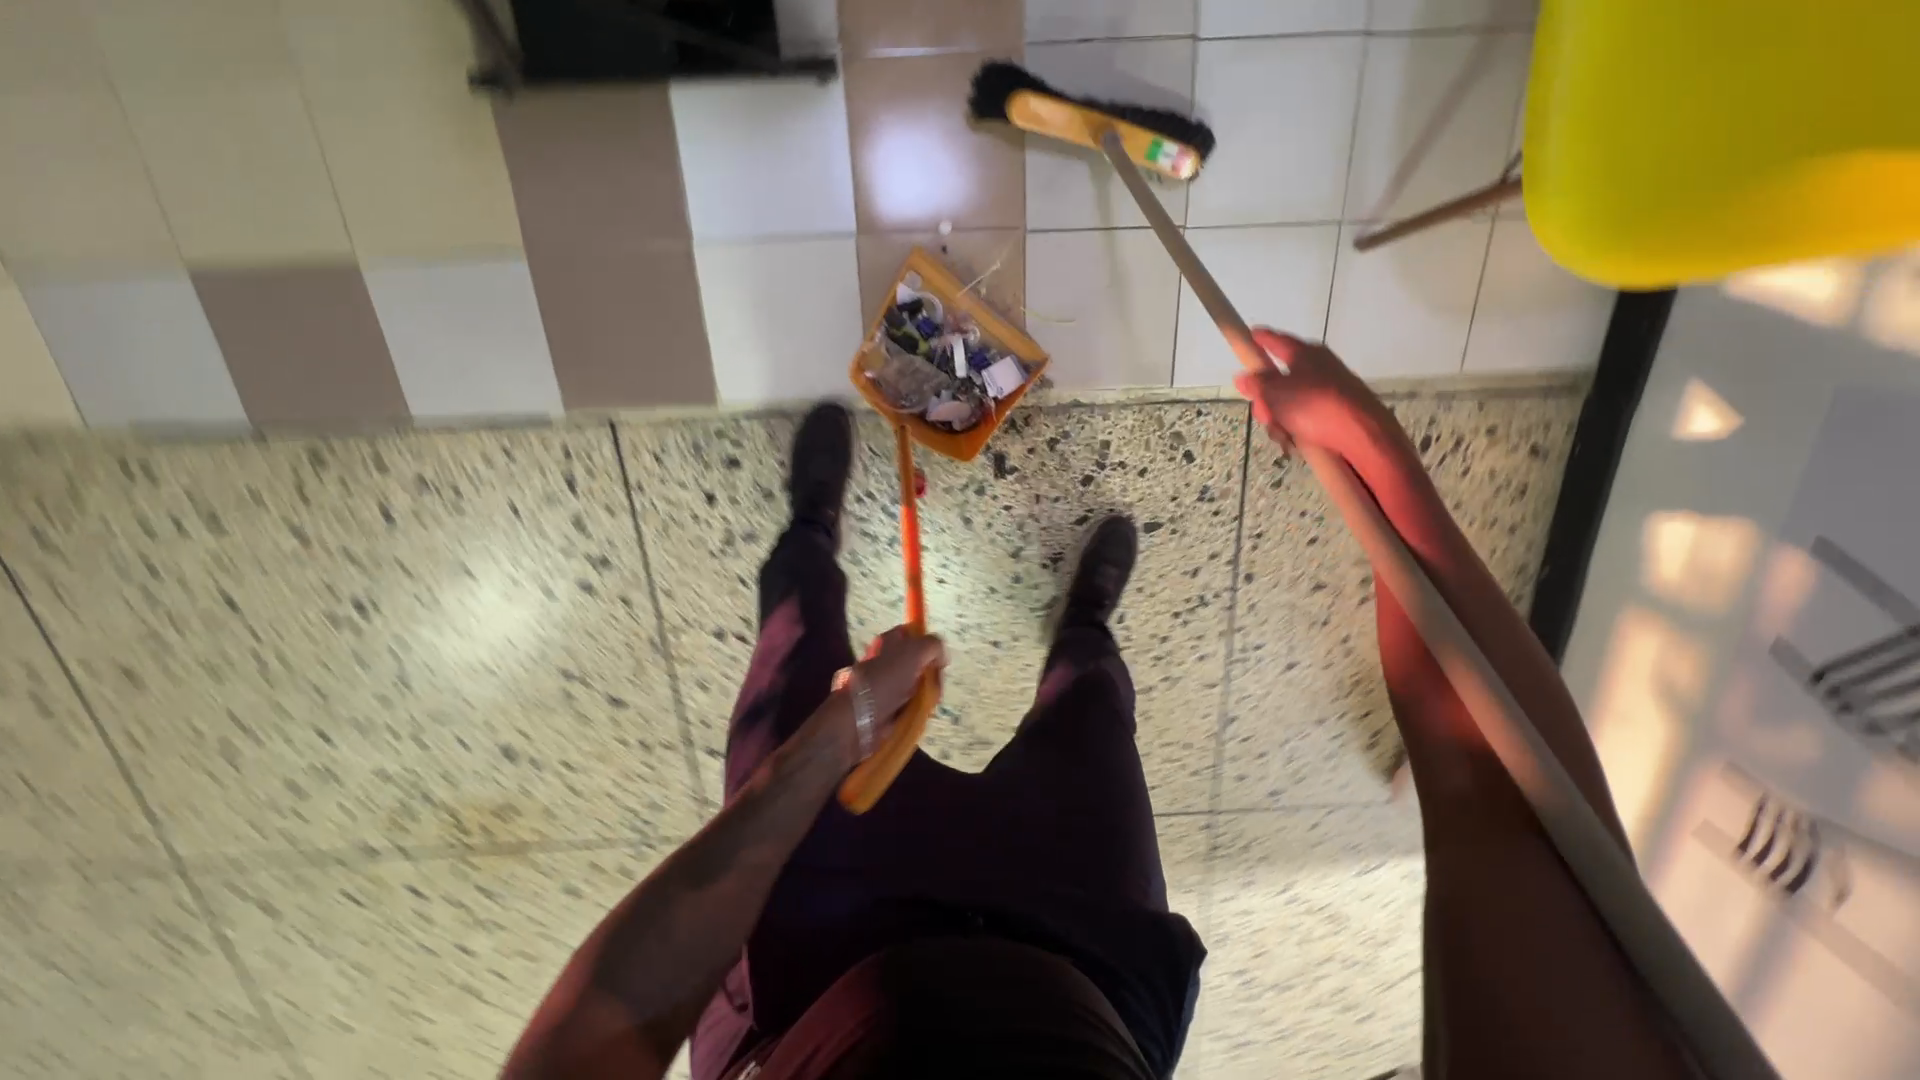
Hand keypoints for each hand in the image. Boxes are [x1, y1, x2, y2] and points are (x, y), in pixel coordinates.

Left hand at [837, 628, 945, 764]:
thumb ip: (934, 645)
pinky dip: (918, 710)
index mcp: (889, 642)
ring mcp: (888, 685)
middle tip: (932, 686)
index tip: (936, 659)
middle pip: (921, 663)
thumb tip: (941, 658)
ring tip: (924, 704)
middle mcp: (887, 661)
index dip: (928, 644)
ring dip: (926, 696)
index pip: (914, 634)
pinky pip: (913, 705)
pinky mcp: (889, 708)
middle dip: (931, 675)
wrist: (860, 718)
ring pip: (920, 686)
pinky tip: (917, 714)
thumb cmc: (886, 680)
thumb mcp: (915, 651)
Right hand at [1232, 329, 1394, 459]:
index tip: (1249, 335)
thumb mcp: (1276, 394)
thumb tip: (1242, 376)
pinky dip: (1296, 427)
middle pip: (1279, 378)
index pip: (1276, 340)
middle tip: (1265, 414)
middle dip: (1266, 399)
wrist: (1363, 433)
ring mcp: (1329, 388)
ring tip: (1283, 435)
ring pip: (1290, 401)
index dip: (1260, 339)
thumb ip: (1257, 384)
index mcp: (1304, 353)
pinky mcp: (1338, 409)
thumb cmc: (1315, 406)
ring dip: (1280, 419)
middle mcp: (1318, 366)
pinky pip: (1306, 415)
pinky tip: (1296, 441)